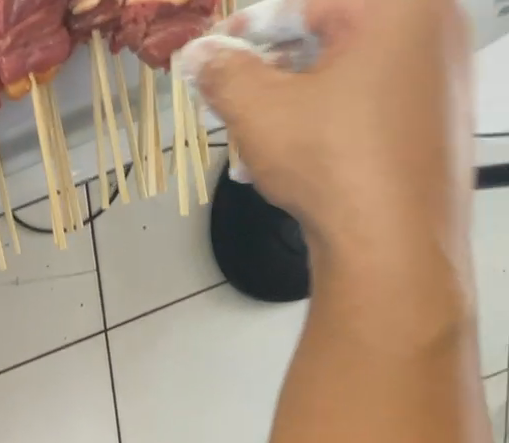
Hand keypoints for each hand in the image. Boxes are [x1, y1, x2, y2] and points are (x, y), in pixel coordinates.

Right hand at [179, 0, 475, 264]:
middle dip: (268, 69)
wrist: (391, 226)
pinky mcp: (433, 107)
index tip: (205, 57)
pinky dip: (322, 114)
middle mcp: (431, 24)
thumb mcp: (258, 111)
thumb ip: (224, 74)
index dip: (246, 29)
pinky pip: (367, 95)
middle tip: (224, 101)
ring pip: (344, 68)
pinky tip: (290, 152)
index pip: (304, 5)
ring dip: (289, 97)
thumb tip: (198, 53)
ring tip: (252, 138)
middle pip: (328, 32)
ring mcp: (439, 67)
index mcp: (395, 9)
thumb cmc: (329, 157)